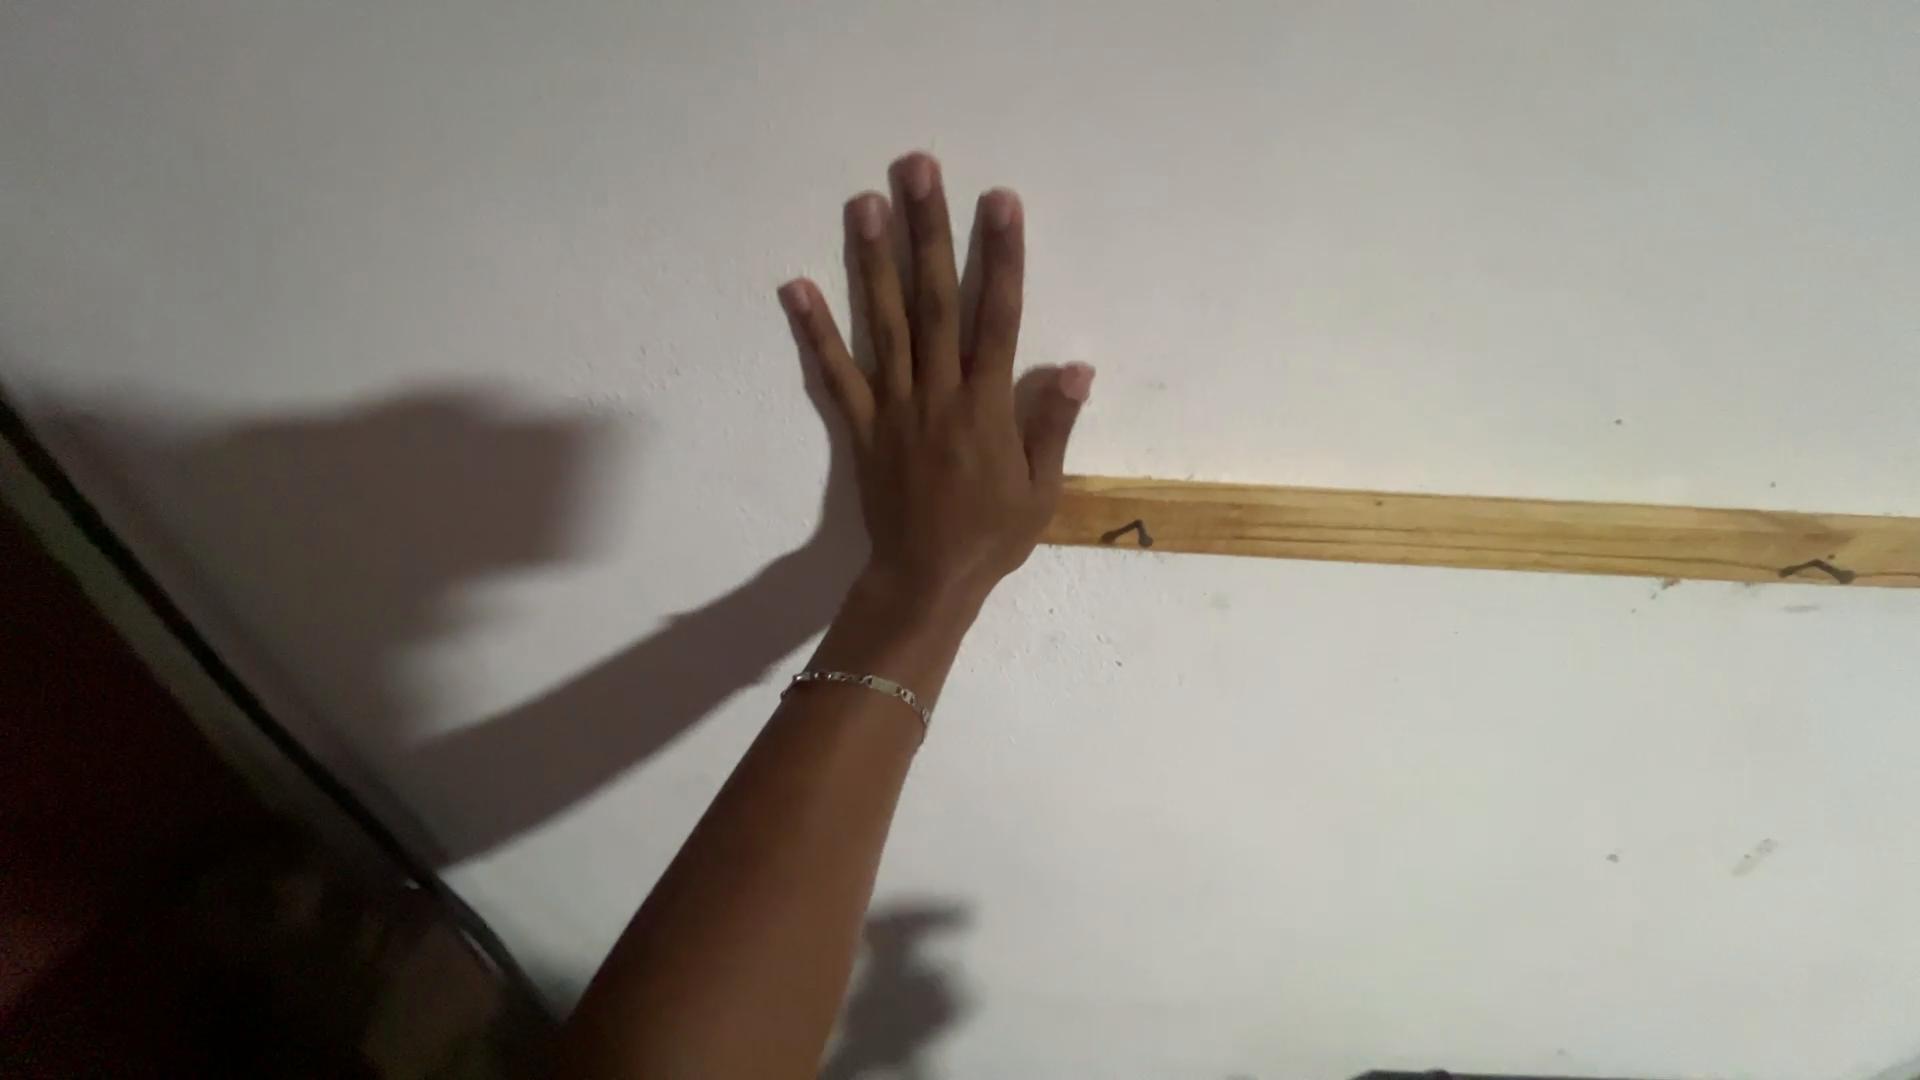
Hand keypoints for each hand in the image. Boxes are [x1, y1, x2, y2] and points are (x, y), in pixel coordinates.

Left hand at [779, 152, 1093, 615]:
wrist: (927, 578)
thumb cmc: (990, 538)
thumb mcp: (1042, 490)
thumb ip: (1053, 425)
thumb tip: (1076, 366)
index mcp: (986, 406)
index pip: (997, 318)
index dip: (1000, 257)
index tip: (1000, 202)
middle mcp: (938, 394)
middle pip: (934, 302)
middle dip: (930, 232)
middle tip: (919, 169)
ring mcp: (894, 408)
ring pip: (884, 325)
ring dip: (873, 261)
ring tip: (866, 202)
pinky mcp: (862, 427)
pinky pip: (835, 375)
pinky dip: (815, 332)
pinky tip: (795, 287)